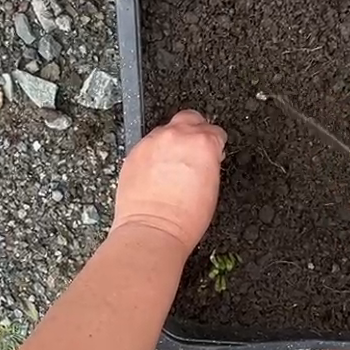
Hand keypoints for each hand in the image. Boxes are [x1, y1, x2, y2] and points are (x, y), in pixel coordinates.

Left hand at [112, 110, 224, 250]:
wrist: (153, 230)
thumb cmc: (184, 219)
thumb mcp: (212, 189)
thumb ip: (209, 163)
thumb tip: (206, 160)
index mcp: (203, 143)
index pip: (214, 131)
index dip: (214, 144)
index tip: (212, 153)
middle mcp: (177, 136)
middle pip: (190, 118)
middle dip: (194, 130)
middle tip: (192, 150)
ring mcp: (153, 142)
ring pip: (165, 130)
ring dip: (171, 142)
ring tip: (170, 166)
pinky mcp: (134, 152)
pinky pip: (147, 144)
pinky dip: (152, 154)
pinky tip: (155, 172)